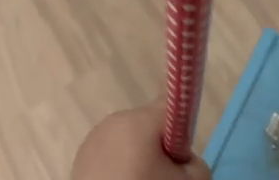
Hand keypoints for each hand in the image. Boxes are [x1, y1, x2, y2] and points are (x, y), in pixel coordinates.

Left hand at [71, 105, 209, 179]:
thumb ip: (196, 166)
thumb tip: (186, 160)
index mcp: (139, 121)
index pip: (170, 106)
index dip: (182, 128)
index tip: (182, 154)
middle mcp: (115, 120)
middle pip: (149, 128)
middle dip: (160, 150)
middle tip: (164, 177)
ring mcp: (95, 136)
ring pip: (129, 141)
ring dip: (138, 158)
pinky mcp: (82, 155)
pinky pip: (110, 154)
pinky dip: (119, 167)